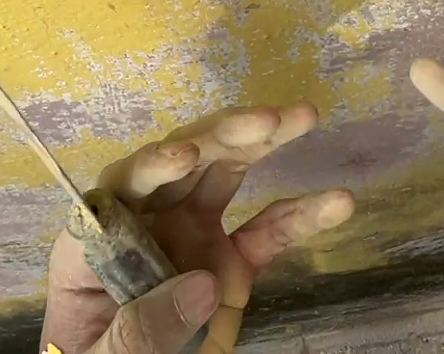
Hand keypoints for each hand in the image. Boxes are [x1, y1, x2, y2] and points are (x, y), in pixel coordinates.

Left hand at [39, 104, 355, 353]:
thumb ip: (140, 328)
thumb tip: (203, 284)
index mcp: (104, 236)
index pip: (125, 186)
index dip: (154, 164)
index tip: (184, 156)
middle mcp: (151, 218)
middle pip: (186, 160)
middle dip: (225, 134)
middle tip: (266, 119)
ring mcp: (194, 233)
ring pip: (229, 171)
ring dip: (265, 139)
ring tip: (302, 116)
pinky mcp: (232, 263)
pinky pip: (269, 232)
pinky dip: (304, 215)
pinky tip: (339, 200)